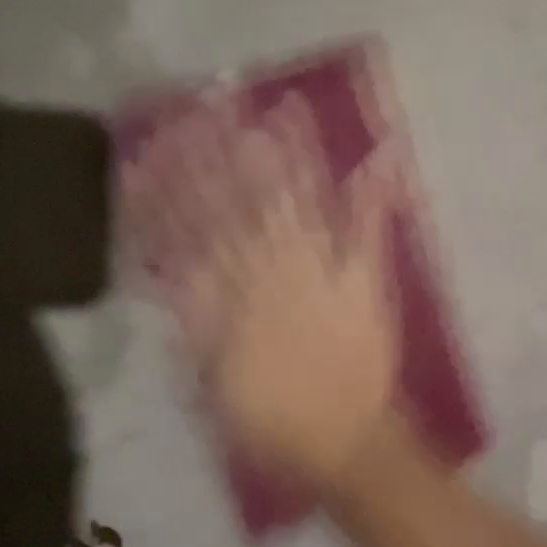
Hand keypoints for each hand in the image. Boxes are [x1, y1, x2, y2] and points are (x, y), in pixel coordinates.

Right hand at [121, 95, 402, 484]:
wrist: (342, 441)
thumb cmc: (271, 421)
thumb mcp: (211, 380)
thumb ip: (194, 323)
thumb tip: (174, 273)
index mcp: (233, 300)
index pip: (197, 233)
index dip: (179, 188)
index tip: (165, 145)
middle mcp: (275, 275)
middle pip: (246, 207)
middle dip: (230, 154)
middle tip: (219, 104)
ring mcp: (325, 273)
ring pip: (302, 205)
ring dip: (294, 157)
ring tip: (286, 110)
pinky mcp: (365, 280)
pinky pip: (370, 231)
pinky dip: (375, 193)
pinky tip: (382, 155)